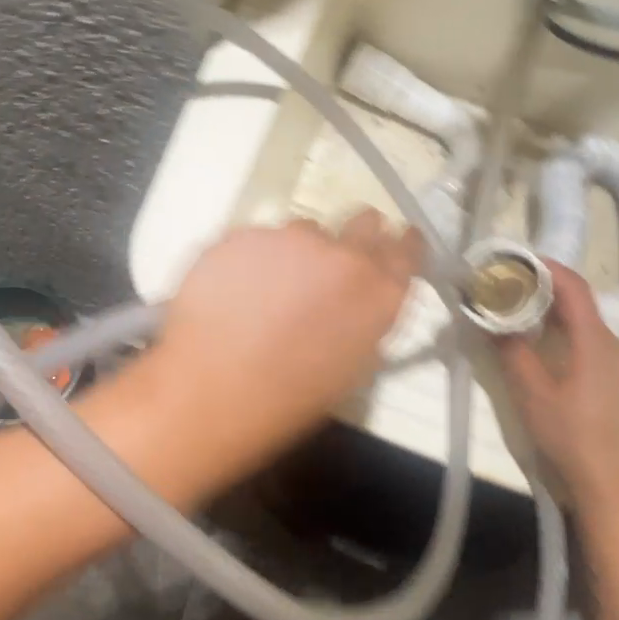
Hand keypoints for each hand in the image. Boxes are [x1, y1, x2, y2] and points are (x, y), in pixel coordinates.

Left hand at [147, 210, 420, 465]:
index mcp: (378, 292)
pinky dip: (252, 259)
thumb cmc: (287, 399)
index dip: (400, 245)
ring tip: (267, 292)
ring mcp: (289, 239)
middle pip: (364, 221)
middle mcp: (342, 254)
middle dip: (354, 238)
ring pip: (304, 231)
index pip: (407, 247)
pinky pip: (258, 240)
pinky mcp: (242, 234)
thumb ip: (365, 317)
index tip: (393, 246)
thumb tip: (360, 299)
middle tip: (328, 269)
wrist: (211, 392)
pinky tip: (234, 292)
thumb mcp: (351, 365)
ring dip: (296, 253)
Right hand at [497, 261, 618, 508]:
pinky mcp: (607, 377)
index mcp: (595, 339)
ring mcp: (612, 360)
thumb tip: (495, 320)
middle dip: (541, 286)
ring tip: (511, 308)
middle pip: (577, 299)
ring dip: (547, 308)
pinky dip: (556, 329)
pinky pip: (582, 338)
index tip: (511, 261)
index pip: (573, 286)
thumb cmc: (568, 433)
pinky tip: (532, 340)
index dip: (544, 268)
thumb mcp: (530, 391)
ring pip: (580, 319)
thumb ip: (512, 350)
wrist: (604, 480)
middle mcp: (610, 342)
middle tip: (503, 284)